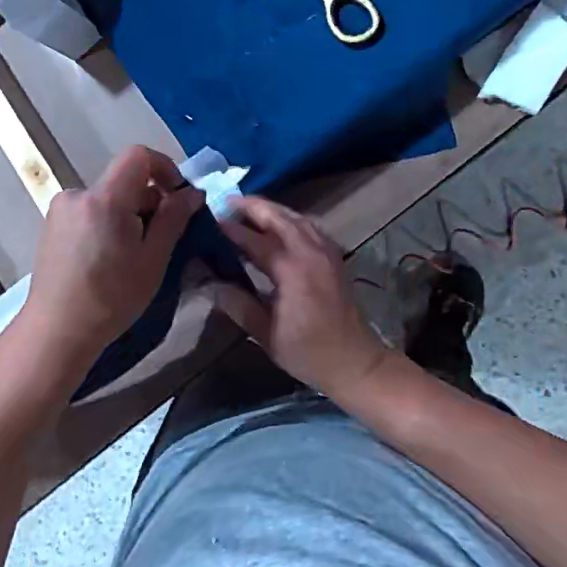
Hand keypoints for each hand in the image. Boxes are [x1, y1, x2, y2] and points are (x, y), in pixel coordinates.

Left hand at [19, 146, 205, 376]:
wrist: (57, 329)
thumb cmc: (111, 298)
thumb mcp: (153, 260)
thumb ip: (173, 218)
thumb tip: (192, 193)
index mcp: (104, 198)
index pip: (138, 155)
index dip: (164, 167)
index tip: (177, 197)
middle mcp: (78, 193)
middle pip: (123, 178)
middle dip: (147, 199)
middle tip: (160, 237)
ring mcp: (61, 208)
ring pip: (107, 197)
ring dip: (127, 213)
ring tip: (132, 253)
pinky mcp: (52, 224)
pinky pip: (89, 210)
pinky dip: (106, 222)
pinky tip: (107, 257)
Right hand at [212, 196, 394, 398]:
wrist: (355, 363)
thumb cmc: (309, 352)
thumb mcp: (266, 335)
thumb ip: (239, 305)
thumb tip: (212, 284)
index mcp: (292, 269)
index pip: (255, 239)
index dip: (231, 229)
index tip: (211, 220)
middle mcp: (310, 252)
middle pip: (278, 217)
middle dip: (252, 207)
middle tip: (226, 203)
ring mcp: (326, 252)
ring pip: (295, 218)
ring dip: (271, 210)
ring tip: (247, 211)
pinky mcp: (333, 257)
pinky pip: (308, 226)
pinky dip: (289, 219)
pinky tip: (277, 226)